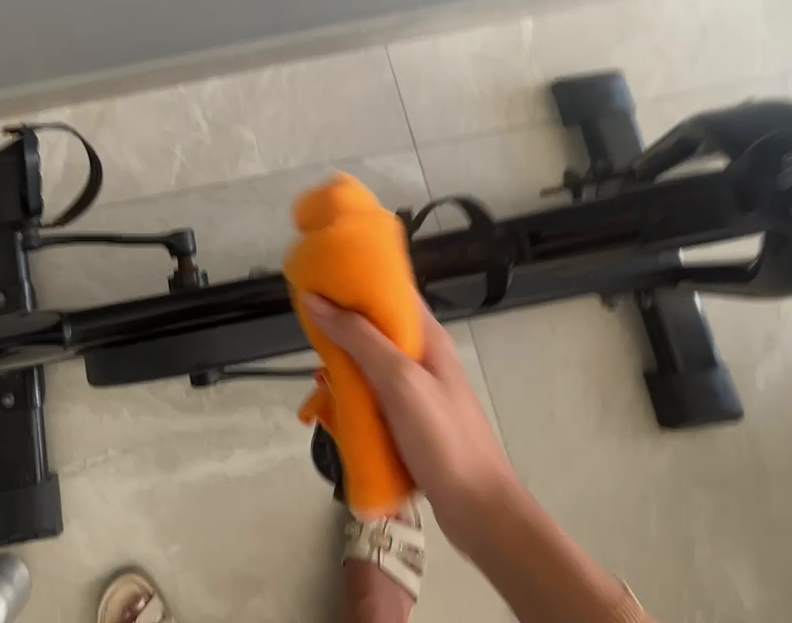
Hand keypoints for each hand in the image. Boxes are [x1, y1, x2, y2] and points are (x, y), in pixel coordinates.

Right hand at [301, 293, 522, 541]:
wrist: (479, 511)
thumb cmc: (444, 439)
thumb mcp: (399, 380)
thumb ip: (359, 338)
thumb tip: (317, 301)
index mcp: (427, 337)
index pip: (391, 290)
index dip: (358, 280)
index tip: (321, 280)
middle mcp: (421, 358)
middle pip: (374, 328)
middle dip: (341, 330)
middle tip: (312, 338)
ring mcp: (415, 391)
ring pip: (368, 365)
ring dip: (342, 370)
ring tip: (319, 382)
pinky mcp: (407, 420)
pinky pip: (371, 398)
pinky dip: (350, 400)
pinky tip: (334, 413)